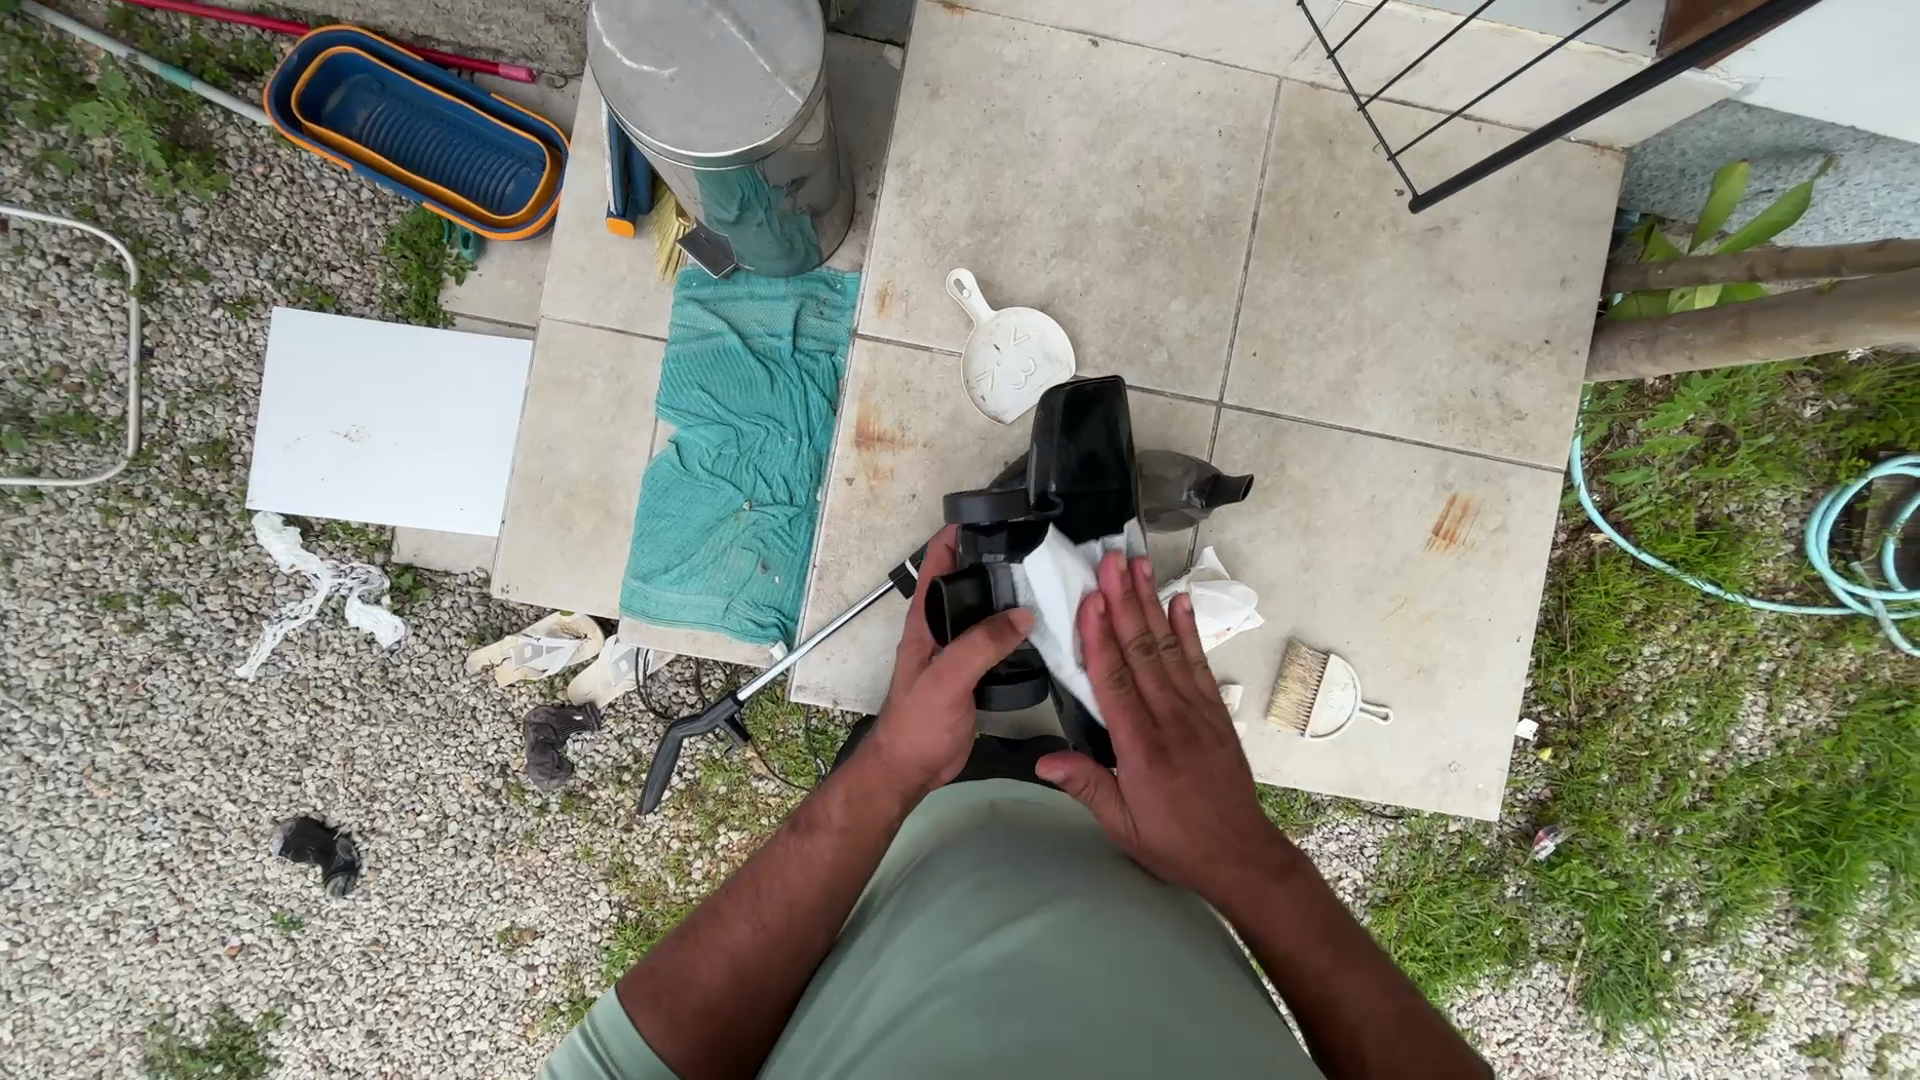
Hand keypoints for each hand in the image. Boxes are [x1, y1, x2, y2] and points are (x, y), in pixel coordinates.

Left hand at [864, 525, 1033, 797]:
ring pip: (985, 610)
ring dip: (1008, 593)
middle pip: (967, 581)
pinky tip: (1041, 626)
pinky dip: (1016, 627)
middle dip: (994, 559)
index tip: (992, 516)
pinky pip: (997, 639)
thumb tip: (1022, 615)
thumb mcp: (947, 678)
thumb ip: (980, 645)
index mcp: (925, 620)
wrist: (912, 767)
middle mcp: (942, 626)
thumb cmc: (918, 721)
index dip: (958, 534)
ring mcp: (958, 648)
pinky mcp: (974, 670)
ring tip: (1047, 579)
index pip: (937, 563)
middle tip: (1036, 546)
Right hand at [1036, 552, 1290, 901]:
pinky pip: (1199, 663)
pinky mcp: (1215, 710)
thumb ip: (1085, 785)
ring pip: (1168, 648)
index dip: (1100, 636)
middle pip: (1142, 651)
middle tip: (1111, 560)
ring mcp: (1197, 710)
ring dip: (1151, 603)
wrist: (1242, 857)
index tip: (1090, 597)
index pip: (1115, 681)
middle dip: (1124, 602)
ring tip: (1139, 565)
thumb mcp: (1122, 826)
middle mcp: (1170, 719)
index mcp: (1141, 748)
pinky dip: (1188, 629)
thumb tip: (1042, 760)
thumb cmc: (1174, 843)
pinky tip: (1179, 600)